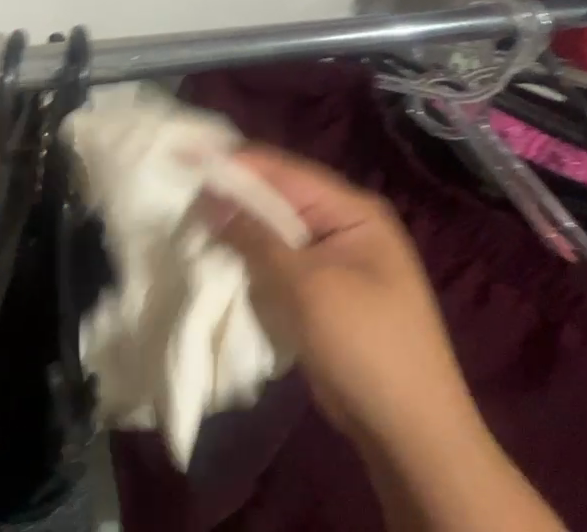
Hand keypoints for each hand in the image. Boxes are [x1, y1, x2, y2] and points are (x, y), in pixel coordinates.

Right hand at [195, 145, 472, 446]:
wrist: (408, 430)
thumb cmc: (364, 345)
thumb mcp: (305, 283)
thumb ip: (255, 234)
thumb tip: (209, 196)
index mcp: (353, 212)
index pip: (282, 170)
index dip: (230, 162)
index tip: (180, 156)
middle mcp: (344, 226)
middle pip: (276, 195)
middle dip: (229, 193)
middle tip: (177, 191)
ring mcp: (334, 259)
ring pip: (271, 229)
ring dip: (234, 226)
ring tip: (187, 219)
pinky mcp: (320, 290)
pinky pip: (275, 259)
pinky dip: (246, 256)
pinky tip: (215, 255)